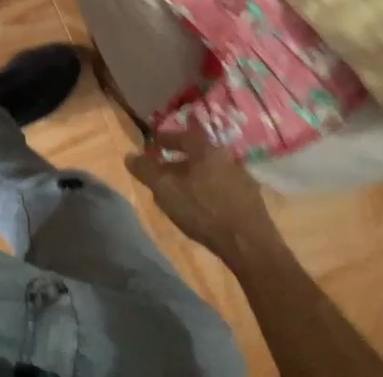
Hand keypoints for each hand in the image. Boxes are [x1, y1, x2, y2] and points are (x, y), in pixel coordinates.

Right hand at [125, 126, 281, 265]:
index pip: (183, 136)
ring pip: (212, 172)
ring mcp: (244, 181)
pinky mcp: (253, 202)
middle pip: (198, 155)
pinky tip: (204, 207)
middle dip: (180, 161)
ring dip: (196, 178)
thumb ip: (146, 170)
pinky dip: (210, 192)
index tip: (153, 143)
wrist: (250, 246)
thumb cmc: (203, 211)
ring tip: (182, 192)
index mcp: (207, 150)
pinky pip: (224, 189)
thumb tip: (129, 156)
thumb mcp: (165, 190)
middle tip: (165, 170)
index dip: (165, 139)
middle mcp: (228, 159)